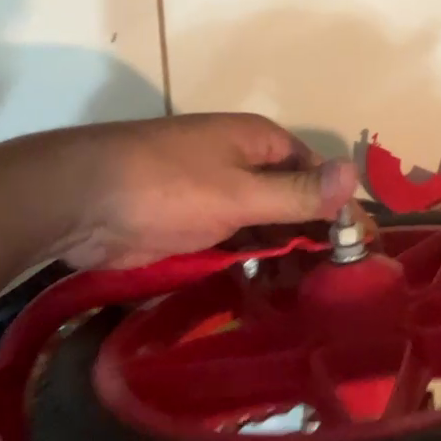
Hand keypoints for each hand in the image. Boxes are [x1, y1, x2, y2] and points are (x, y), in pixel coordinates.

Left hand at [27, 114, 357, 269]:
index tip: (361, 249)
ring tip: (311, 299)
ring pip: (262, 225)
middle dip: (313, 236)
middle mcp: (240, 163)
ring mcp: (213, 195)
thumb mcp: (239, 192)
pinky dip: (251, 264)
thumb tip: (356, 172)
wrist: (79, 200)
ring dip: (283, 255)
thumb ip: (297, 192)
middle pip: (290, 199)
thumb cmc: (167, 186)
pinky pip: (232, 244)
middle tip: (340, 286)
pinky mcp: (189, 225)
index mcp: (258, 142)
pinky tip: (267, 295)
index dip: (338, 206)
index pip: (315, 171)